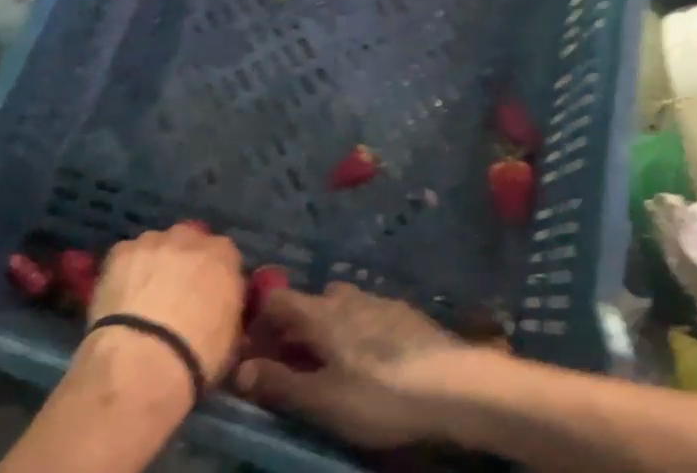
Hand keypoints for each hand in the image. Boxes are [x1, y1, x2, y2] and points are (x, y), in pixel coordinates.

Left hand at [87, 223, 244, 384]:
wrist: (144, 360)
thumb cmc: (198, 356)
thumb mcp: (232, 338)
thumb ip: (229, 310)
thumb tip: (220, 310)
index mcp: (224, 256)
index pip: (226, 255)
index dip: (217, 275)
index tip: (211, 296)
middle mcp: (188, 239)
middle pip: (189, 241)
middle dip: (185, 260)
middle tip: (177, 293)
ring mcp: (151, 242)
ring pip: (156, 244)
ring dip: (155, 262)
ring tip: (145, 296)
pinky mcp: (119, 252)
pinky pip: (127, 256)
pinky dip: (126, 271)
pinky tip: (122, 296)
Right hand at [233, 283, 473, 448]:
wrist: (458, 385)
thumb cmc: (381, 394)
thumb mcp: (323, 399)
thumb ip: (279, 383)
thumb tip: (239, 370)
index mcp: (319, 312)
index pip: (276, 299)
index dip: (260, 321)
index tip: (255, 350)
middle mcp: (346, 297)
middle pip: (309, 303)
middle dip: (295, 329)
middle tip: (292, 364)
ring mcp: (381, 302)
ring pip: (342, 309)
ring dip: (329, 330)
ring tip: (332, 364)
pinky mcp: (408, 316)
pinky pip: (370, 317)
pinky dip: (358, 333)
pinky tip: (371, 361)